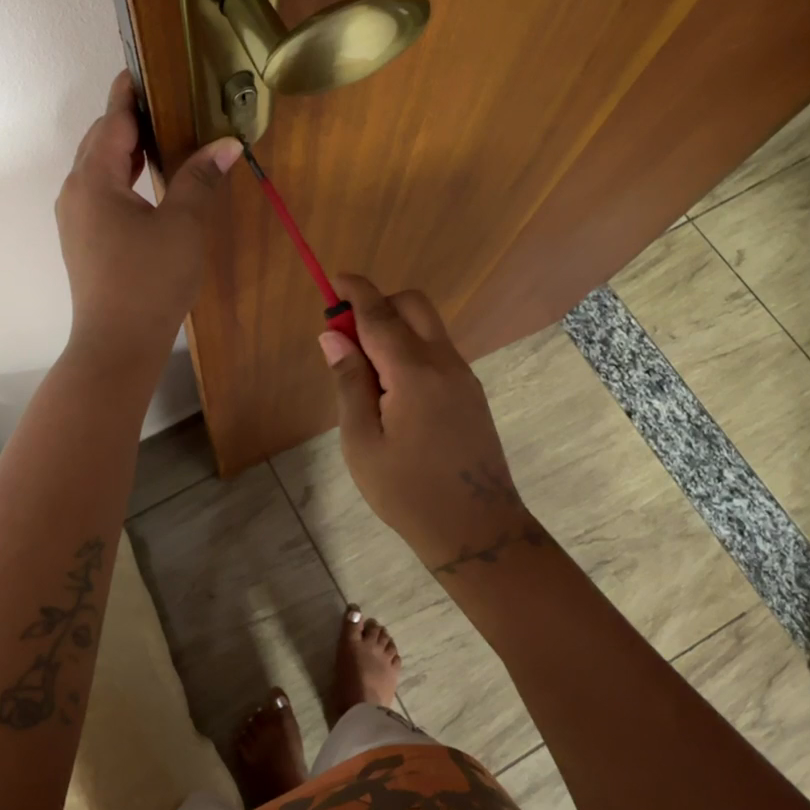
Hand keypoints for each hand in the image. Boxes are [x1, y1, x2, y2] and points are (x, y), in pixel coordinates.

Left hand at [55, 71, 241, 357]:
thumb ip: (200, 178)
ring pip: (99, 169)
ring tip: (162, 137)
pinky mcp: (83, 242)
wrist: (117, 344)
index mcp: (95, 179)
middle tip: (166, 101)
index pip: (112, 120)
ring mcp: (75, 220)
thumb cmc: (149, 280)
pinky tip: (149, 184)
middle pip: (100, 141)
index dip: (130, 92)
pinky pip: (100, 193)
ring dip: (126, 149)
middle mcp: (76, 192)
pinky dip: (123, 177)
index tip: (146, 66)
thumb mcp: (182, 225)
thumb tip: (226, 143)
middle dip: (129, 118)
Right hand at [319, 274, 528, 558]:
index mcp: (413, 372)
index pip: (379, 314)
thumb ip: (349, 382)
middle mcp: (443, 363)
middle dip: (377, 305)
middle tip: (346, 338)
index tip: (333, 280)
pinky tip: (390, 392)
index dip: (354, 291)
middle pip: (412, 305)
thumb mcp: (362, 442)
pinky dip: (410, 350)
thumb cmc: (407, 492)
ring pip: (427, 328)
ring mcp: (462, 377)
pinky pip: (436, 352)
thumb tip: (334, 336)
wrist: (476, 529)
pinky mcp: (470, 394)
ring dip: (394, 329)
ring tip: (363, 373)